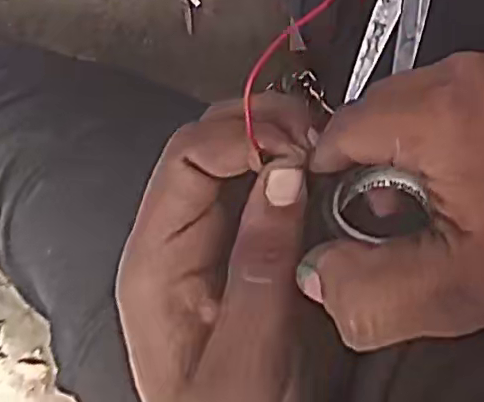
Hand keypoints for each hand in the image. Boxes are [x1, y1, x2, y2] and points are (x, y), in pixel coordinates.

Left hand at [116, 94, 317, 401]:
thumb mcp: (246, 361)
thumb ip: (262, 267)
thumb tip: (285, 171)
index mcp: (158, 259)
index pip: (187, 157)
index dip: (244, 137)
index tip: (298, 148)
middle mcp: (180, 231)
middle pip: (210, 136)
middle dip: (266, 121)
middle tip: (318, 135)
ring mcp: (214, 227)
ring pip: (239, 144)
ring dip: (284, 130)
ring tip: (325, 145)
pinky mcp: (248, 229)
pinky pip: (267, 170)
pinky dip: (298, 152)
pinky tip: (324, 163)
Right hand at [299, 53, 483, 350]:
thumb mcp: (459, 288)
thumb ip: (373, 290)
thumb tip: (314, 272)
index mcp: (437, 115)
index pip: (343, 129)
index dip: (330, 176)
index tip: (346, 217)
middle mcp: (451, 73)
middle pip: (368, 109)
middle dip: (363, 161)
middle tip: (391, 214)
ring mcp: (473, 64)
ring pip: (396, 99)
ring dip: (393, 143)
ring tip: (424, 194)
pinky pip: (428, 91)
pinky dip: (421, 126)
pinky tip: (450, 166)